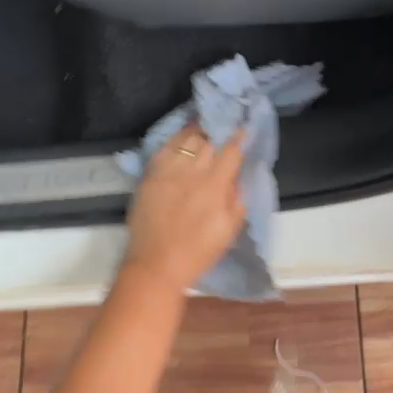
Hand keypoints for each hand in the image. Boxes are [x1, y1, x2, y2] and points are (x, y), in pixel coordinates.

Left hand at [121, 125, 246, 291]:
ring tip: (202, 126)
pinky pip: (163, 149)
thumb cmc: (198, 253)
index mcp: (214, 186)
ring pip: (185, 140)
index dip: (239, 137)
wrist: (156, 266)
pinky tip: (180, 138)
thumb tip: (236, 178)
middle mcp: (191, 172)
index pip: (230, 151)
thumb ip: (236, 200)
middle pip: (208, 140)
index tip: (243, 129)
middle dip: (217, 131)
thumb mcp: (229, 230)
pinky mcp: (149, 177)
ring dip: (197, 132)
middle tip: (223, 126)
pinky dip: (174, 140)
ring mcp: (167, 172)